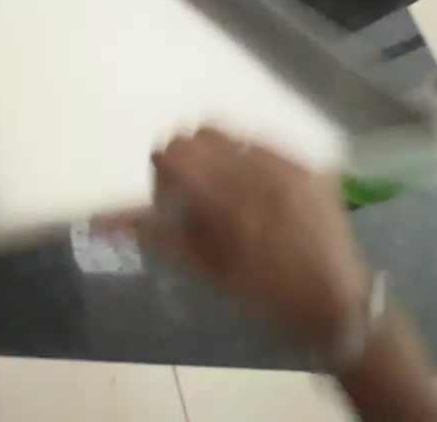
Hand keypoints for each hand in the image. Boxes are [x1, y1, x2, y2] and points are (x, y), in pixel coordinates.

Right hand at [94, 128, 370, 350]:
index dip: (162, 174)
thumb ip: (150, 232)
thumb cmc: (261, 291)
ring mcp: (285, 166)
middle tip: (192, 191)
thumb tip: (97, 219)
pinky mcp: (307, 164)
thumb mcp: (202, 267)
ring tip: (221, 182)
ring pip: (220, 130)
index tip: (171, 200)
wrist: (339, 307)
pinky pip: (257, 139)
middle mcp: (254, 174)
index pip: (169, 154)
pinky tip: (253, 184)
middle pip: (191, 136)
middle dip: (183, 160)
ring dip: (209, 151)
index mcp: (224, 201)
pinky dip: (244, 155)